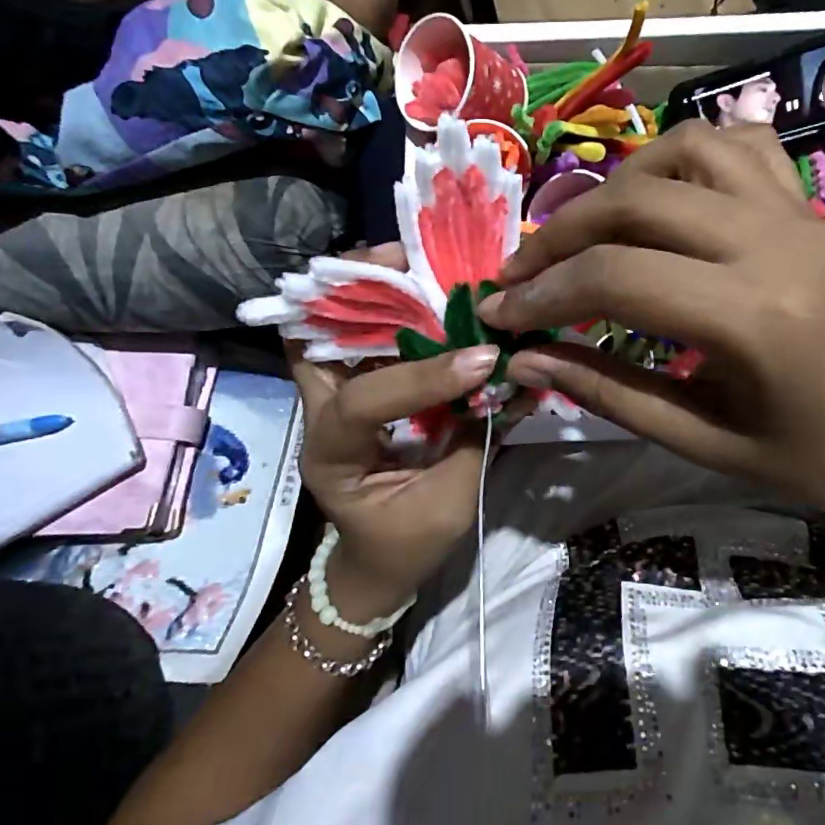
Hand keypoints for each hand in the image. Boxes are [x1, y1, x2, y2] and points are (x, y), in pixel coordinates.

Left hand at [287, 246, 509, 613]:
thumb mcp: (449, 505)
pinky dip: (392, 311)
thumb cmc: (407, 544)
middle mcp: (320, 416)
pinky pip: (363, 339)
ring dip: (372, 293)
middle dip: (355, 294)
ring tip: (420, 266)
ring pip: (330, 327)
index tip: (483, 358)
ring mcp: (333, 399)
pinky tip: (430, 296)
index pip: (362, 402)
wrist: (377, 562)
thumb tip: (515, 376)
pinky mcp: (357, 391)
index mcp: (331, 457)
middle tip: (412, 262)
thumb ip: (478, 437)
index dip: (422, 376)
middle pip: (310, 337)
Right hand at [480, 121, 824, 516]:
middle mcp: (778, 246)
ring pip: (688, 150)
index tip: (500, 311)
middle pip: (640, 202)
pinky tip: (662, 196)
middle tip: (522, 271)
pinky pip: (742, 147)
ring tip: (587, 229)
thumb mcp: (701, 440)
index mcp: (754, 319)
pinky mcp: (812, 208)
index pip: (617, 278)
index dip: (544, 292)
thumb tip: (526, 356)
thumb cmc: (807, 458)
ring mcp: (802, 215)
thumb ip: (608, 391)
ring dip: (620, 182)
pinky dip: (686, 157)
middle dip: (562, 234)